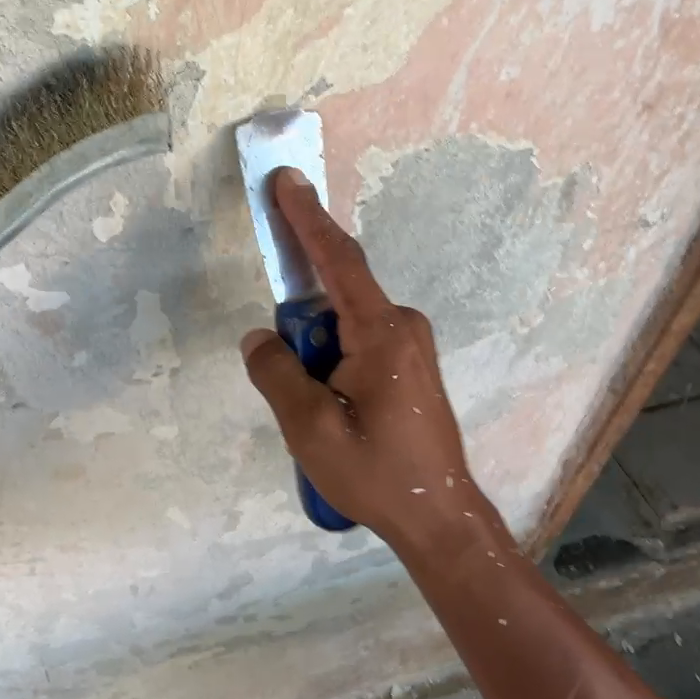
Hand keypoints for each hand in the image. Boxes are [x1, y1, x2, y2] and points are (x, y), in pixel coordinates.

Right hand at [240, 168, 476, 545]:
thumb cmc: (378, 474)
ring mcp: (409, 343)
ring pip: (340, 325)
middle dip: (301, 332)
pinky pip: (355, 341)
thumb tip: (259, 338)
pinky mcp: (408, 363)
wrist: (441, 519)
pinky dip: (330, 360)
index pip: (338, 259)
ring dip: (315, 355)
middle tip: (300, 394)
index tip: (286, 179)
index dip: (307, 218)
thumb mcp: (310, 429)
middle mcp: (401, 325)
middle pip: (332, 297)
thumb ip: (276, 373)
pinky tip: (334, 411)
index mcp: (381, 333)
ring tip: (322, 418)